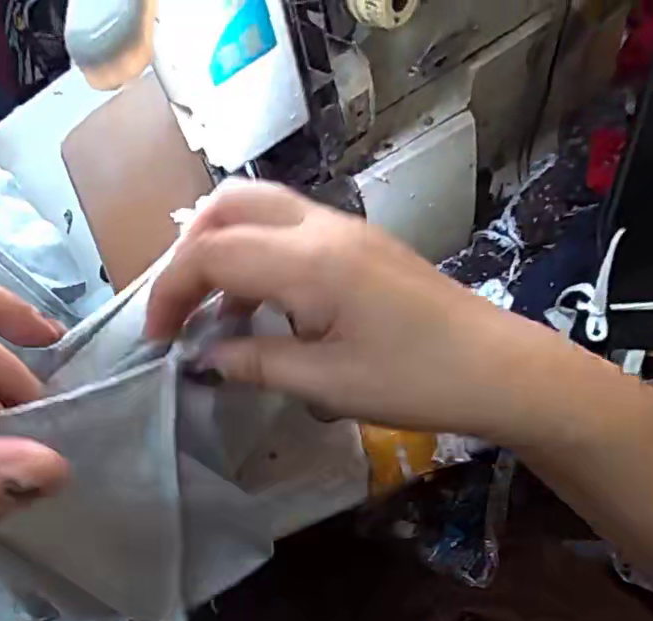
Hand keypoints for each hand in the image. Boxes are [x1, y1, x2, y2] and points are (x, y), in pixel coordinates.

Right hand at [145, 181, 597, 444]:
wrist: (496, 369)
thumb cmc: (411, 381)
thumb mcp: (324, 384)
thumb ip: (253, 363)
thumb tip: (202, 358)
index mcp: (309, 262)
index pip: (211, 252)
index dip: (170, 292)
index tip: (157, 339)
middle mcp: (321, 228)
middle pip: (228, 205)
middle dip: (187, 254)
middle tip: (177, 310)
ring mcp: (342, 230)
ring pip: (257, 208)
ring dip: (219, 249)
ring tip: (208, 309)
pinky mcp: (357, 245)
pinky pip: (285, 229)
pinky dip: (252, 256)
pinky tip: (254, 306)